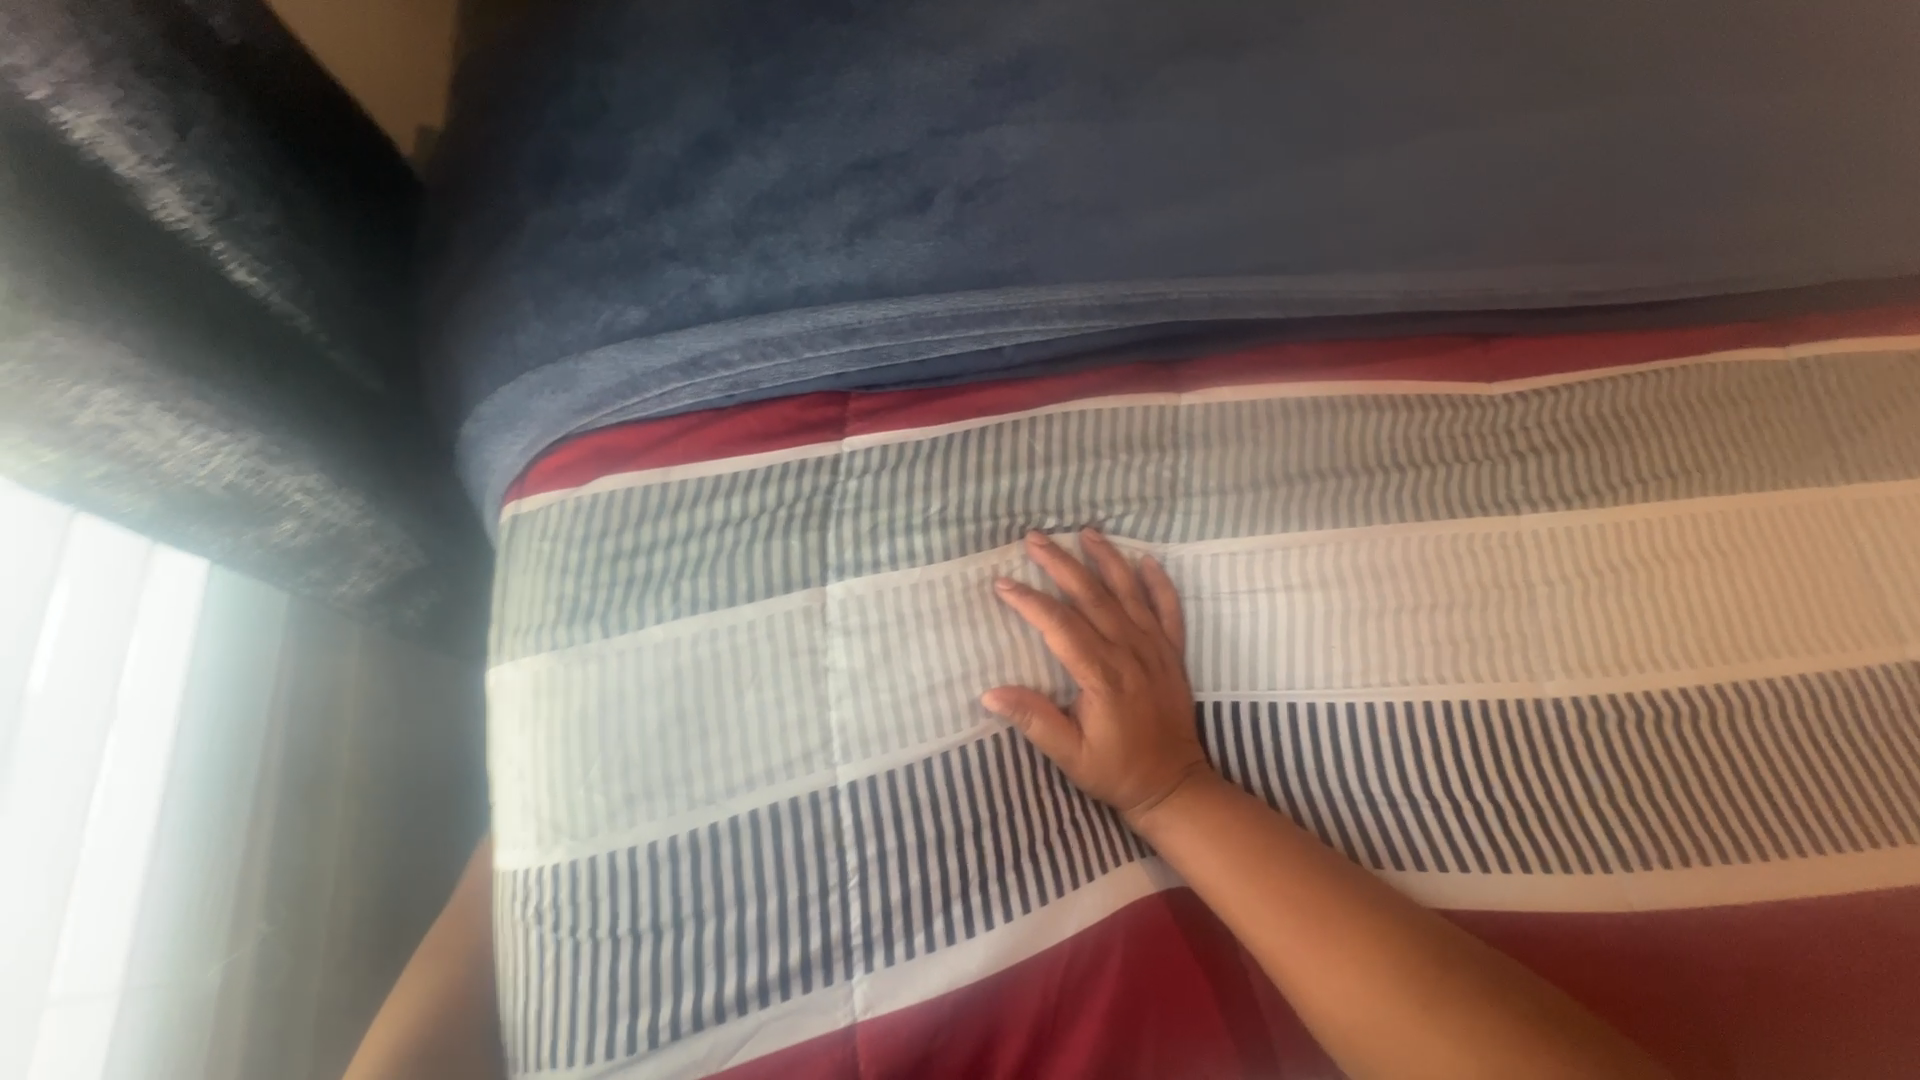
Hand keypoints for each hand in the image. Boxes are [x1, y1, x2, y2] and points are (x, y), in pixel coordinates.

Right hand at [982, 529, 1216, 825]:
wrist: (1176, 786)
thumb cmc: (1117, 771)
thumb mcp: (1069, 755)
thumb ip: (1033, 720)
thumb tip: (990, 693)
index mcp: (1102, 676)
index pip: (1060, 626)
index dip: (1030, 602)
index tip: (1002, 584)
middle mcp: (1131, 653)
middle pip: (1091, 597)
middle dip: (1060, 564)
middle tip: (1034, 538)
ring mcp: (1156, 650)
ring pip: (1129, 593)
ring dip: (1106, 559)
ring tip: (1085, 532)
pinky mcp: (1173, 654)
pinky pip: (1169, 610)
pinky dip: (1159, 583)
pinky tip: (1146, 560)